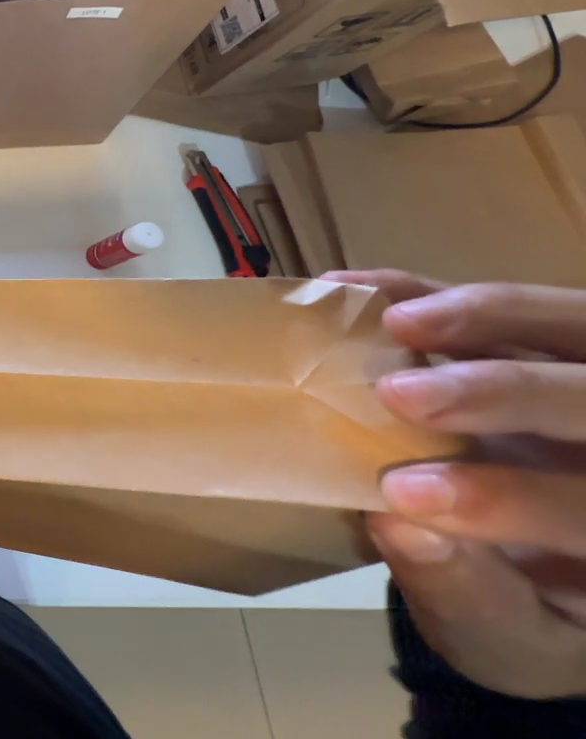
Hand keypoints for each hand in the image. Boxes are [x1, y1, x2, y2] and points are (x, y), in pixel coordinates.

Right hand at [325, 270, 585, 698]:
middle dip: (507, 391)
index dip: (515, 499)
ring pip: (575, 326)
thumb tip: (397, 523)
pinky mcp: (532, 350)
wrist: (533, 569)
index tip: (401, 495)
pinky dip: (425, 288)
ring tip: (396, 322)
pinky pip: (501, 304)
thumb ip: (464, 590)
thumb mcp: (499, 636)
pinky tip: (360, 290)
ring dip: (487, 315)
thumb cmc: (525, 620)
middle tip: (398, 396)